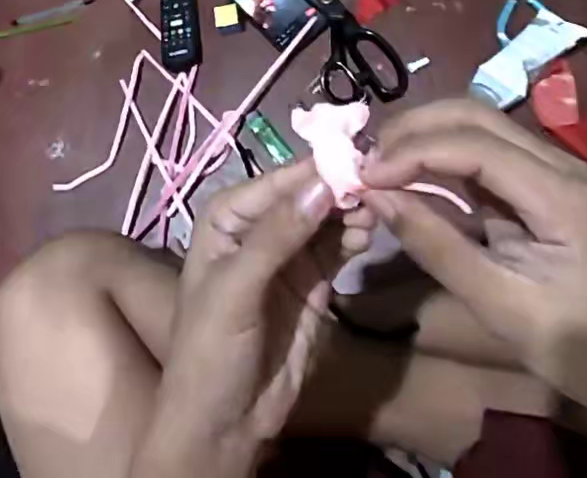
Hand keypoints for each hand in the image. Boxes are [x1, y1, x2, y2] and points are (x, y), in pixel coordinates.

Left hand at [137, 160, 373, 477]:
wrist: (224, 426)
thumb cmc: (211, 350)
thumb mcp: (236, 290)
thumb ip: (277, 236)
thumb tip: (321, 185)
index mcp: (230, 215)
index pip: (279, 181)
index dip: (316, 169)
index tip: (357, 159)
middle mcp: (261, 223)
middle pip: (307, 194)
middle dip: (340, 189)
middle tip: (375, 187)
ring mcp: (290, 251)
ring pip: (327, 216)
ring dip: (351, 211)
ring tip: (374, 213)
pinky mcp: (313, 277)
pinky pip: (338, 244)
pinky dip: (354, 236)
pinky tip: (367, 236)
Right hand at [360, 101, 586, 409]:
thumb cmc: (572, 346)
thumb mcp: (497, 304)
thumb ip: (435, 245)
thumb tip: (375, 196)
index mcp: (565, 196)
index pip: (478, 146)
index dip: (416, 151)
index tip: (367, 174)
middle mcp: (563, 164)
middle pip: (477, 115)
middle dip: (416, 129)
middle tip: (369, 160)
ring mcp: (554, 165)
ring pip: (478, 120)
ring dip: (426, 134)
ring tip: (382, 162)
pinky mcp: (541, 175)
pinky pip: (483, 147)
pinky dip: (441, 153)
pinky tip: (412, 173)